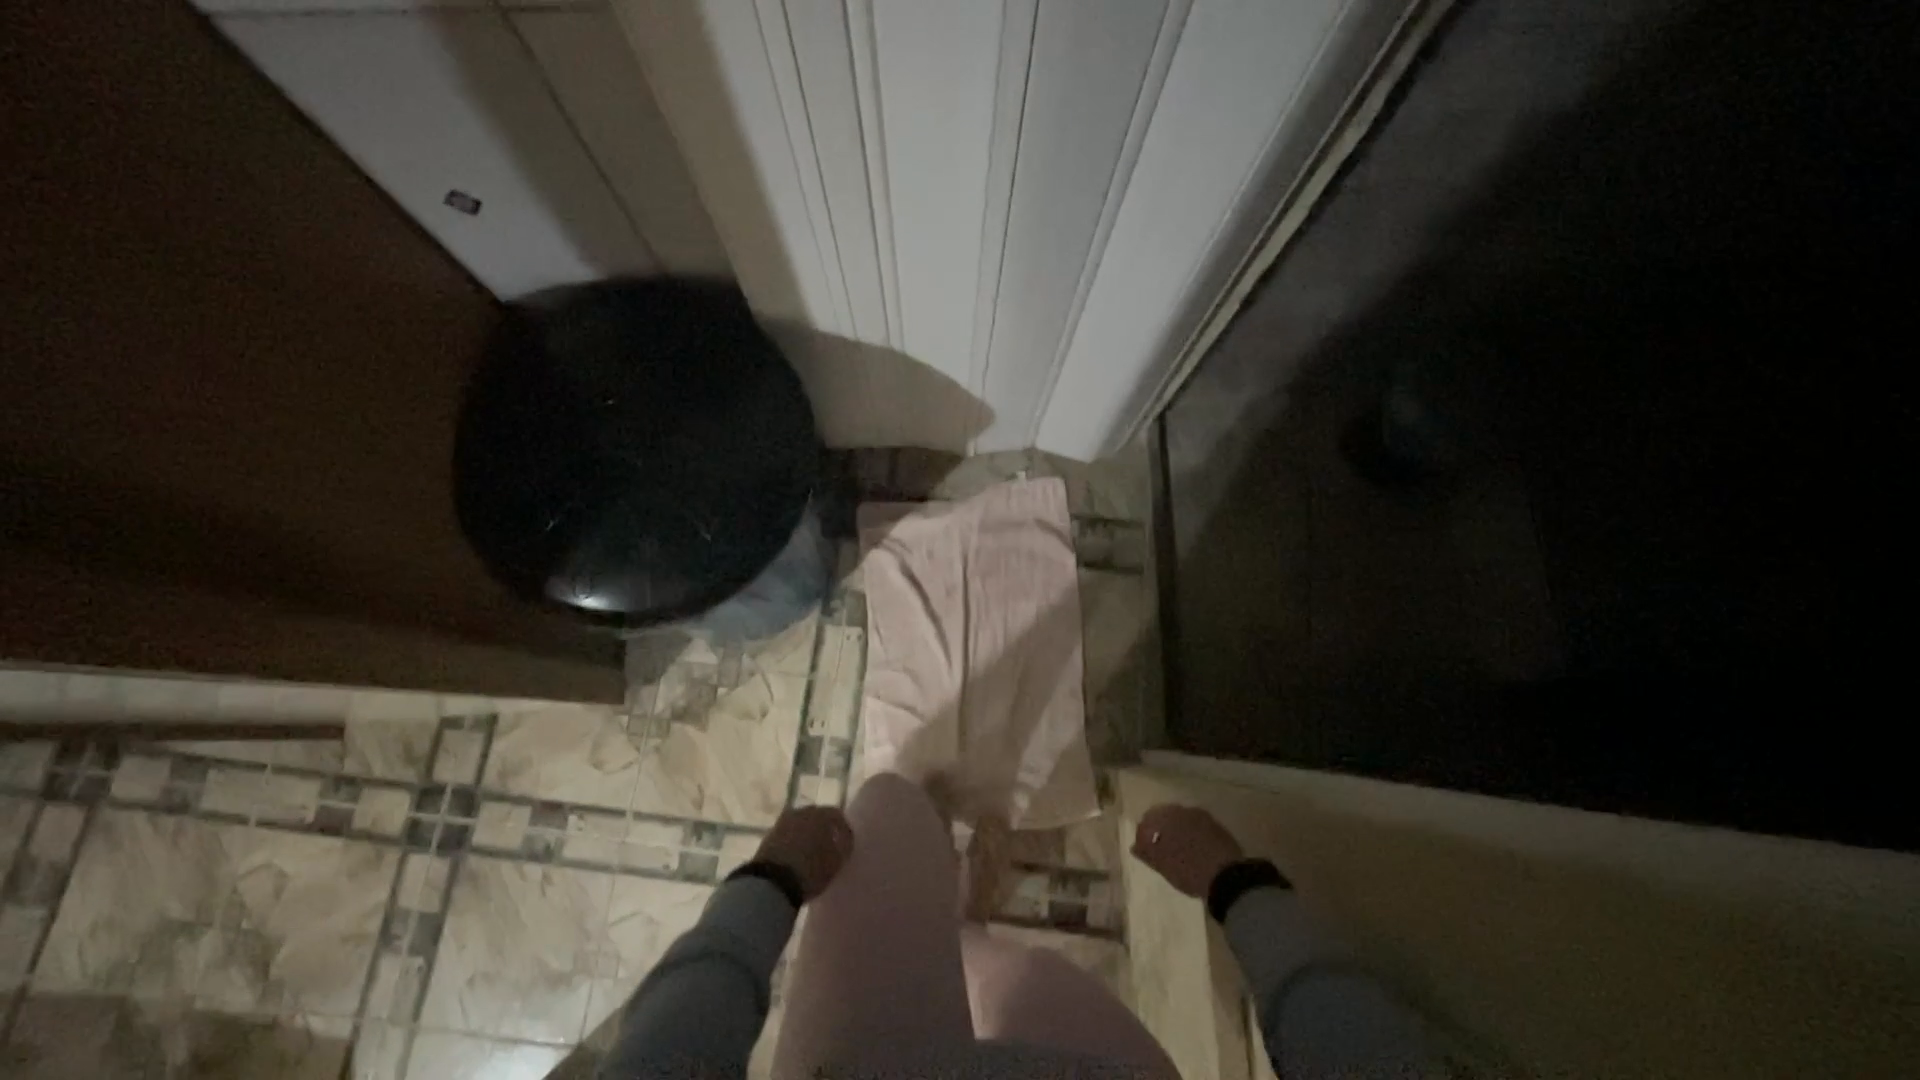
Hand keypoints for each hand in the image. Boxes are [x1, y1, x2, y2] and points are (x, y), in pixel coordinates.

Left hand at [754, 806, 854, 900]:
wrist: (772, 884)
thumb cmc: (810, 871)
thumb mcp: (836, 862)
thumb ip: (844, 847)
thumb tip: (844, 840)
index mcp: (820, 814)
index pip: (837, 815)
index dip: (843, 830)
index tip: (845, 845)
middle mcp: (801, 812)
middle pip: (817, 817)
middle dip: (823, 830)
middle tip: (828, 847)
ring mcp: (782, 822)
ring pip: (800, 825)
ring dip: (807, 835)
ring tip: (811, 853)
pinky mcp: (768, 836)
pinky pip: (787, 835)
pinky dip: (793, 842)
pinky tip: (796, 857)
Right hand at [1131, 804, 1243, 897]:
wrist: (1228, 877)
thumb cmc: (1188, 869)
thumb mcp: (1162, 865)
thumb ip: (1146, 853)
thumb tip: (1134, 846)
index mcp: (1169, 816)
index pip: (1149, 818)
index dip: (1142, 833)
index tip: (1142, 849)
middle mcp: (1187, 811)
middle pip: (1167, 816)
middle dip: (1160, 830)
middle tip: (1157, 849)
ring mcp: (1206, 818)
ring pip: (1185, 821)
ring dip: (1177, 833)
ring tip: (1175, 851)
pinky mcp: (1220, 829)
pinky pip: (1199, 829)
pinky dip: (1192, 836)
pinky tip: (1193, 852)